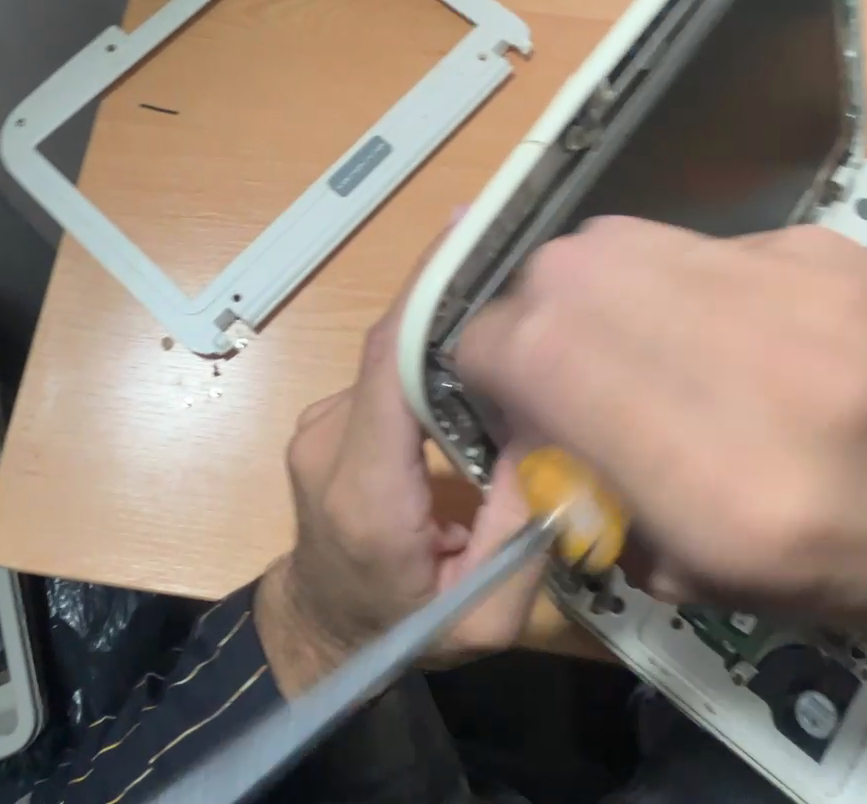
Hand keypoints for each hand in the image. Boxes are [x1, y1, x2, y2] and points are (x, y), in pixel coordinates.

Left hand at [254, 260, 545, 697]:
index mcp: (366, 491)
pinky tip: (465, 386)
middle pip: (392, 353)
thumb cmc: (401, 632)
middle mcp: (327, 443)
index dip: (424, 294)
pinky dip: (422, 372)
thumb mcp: (483, 616)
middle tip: (520, 287)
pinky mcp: (322, 423)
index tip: (464, 233)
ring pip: (390, 364)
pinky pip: (381, 383)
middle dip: (450, 311)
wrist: (320, 633)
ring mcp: (316, 427)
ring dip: (441, 347)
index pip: (390, 366)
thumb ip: (523, 530)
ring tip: (504, 346)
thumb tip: (550, 431)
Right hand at [455, 218, 866, 691]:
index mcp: (721, 485)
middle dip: (521, 317)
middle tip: (544, 358)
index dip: (481, 361)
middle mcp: (752, 368)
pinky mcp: (818, 246)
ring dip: (577, 287)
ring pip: (606, 243)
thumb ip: (596, 493)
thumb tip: (522, 422)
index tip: (491, 385)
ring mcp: (792, 289)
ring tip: (608, 331)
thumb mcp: (716, 578)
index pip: (535, 361)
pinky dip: (651, 277)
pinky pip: (679, 243)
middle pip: (558, 283)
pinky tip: (695, 318)